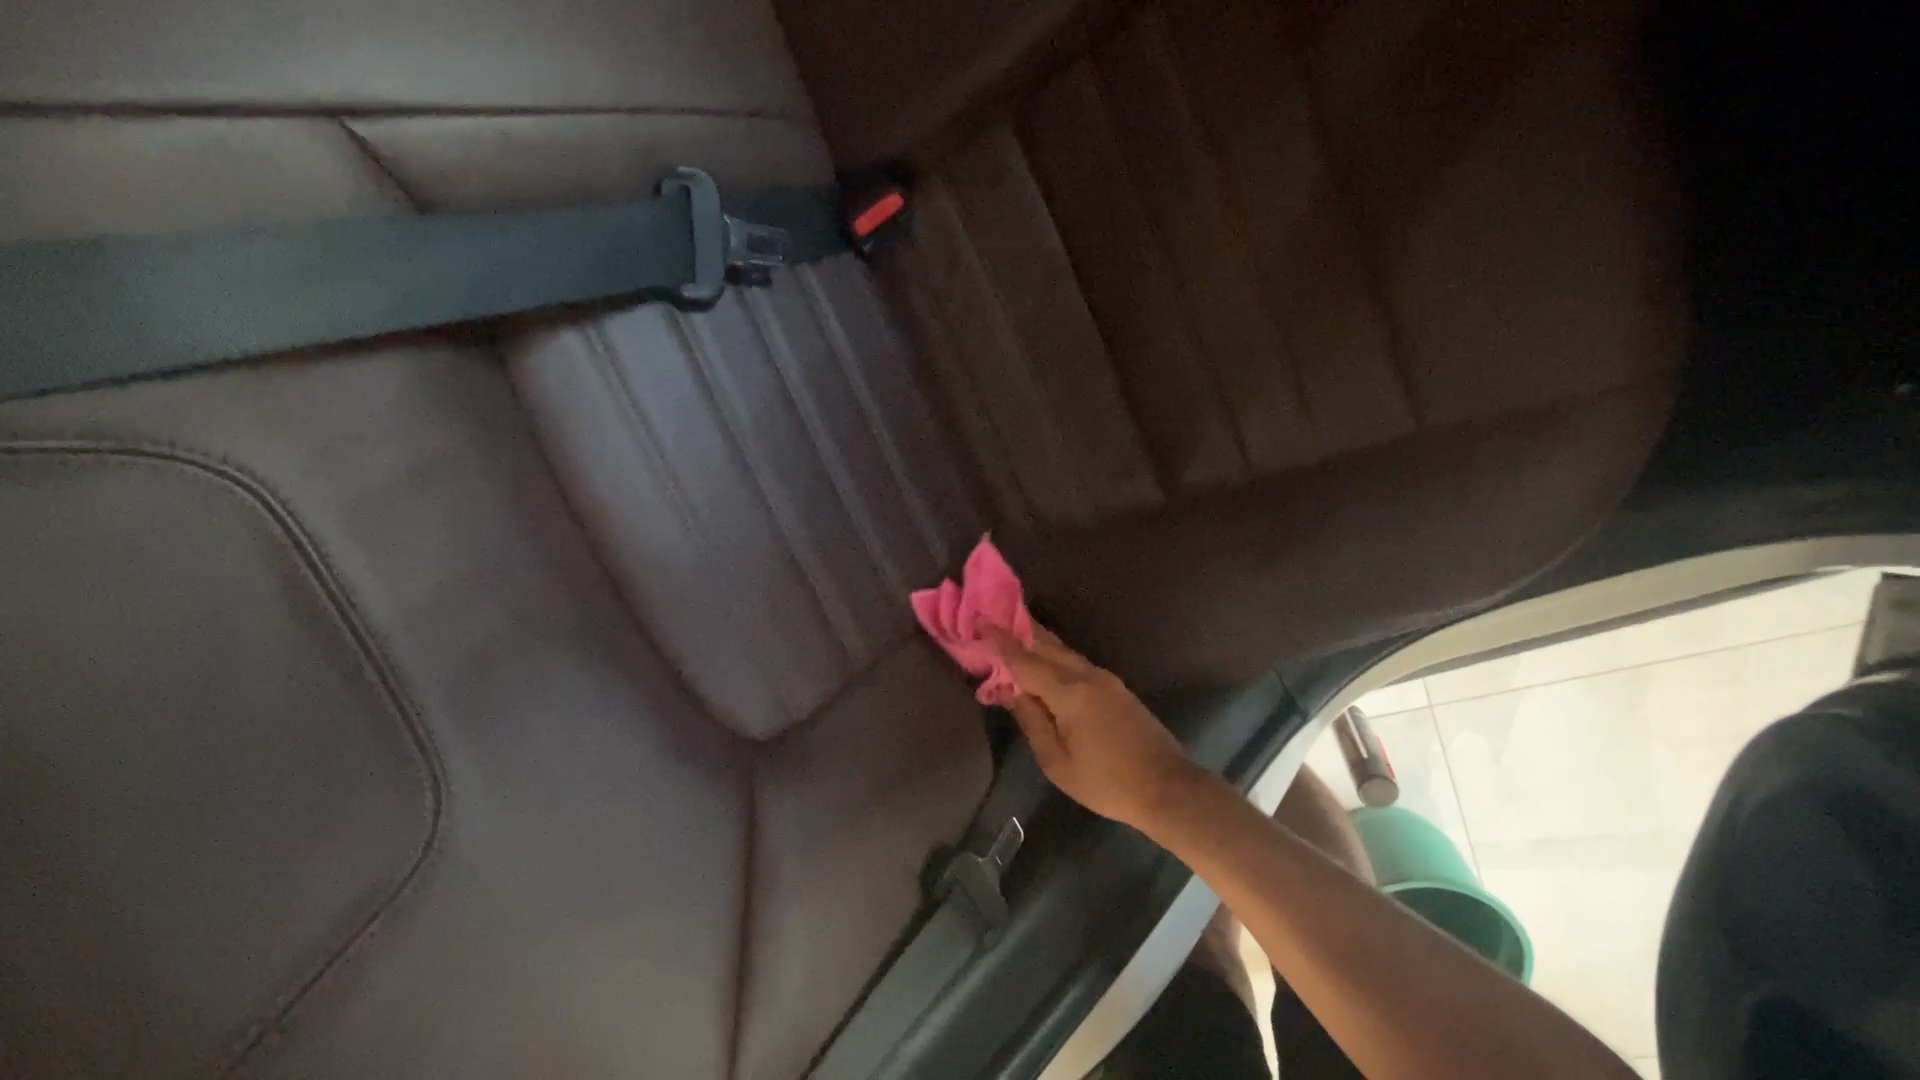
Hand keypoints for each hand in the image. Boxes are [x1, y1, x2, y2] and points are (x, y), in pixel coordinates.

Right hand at [989, 626, 1205, 829]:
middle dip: (1018, 630)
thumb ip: (1032, 721)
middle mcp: (1087, 676)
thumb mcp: (1057, 762)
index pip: (1025, 660)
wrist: (1167, 787)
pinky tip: (1043, 661)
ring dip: (1037, 641)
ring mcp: (1105, 679)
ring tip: (1011, 632)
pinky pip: (1076, 663)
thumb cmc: (1106, 782)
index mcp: (1069, 692)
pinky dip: (1054, 656)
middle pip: (1047, 645)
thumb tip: (1011, 691)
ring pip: (1064, 652)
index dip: (1000, 642)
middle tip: (992, 616)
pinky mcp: (1116, 688)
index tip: (978, 620)